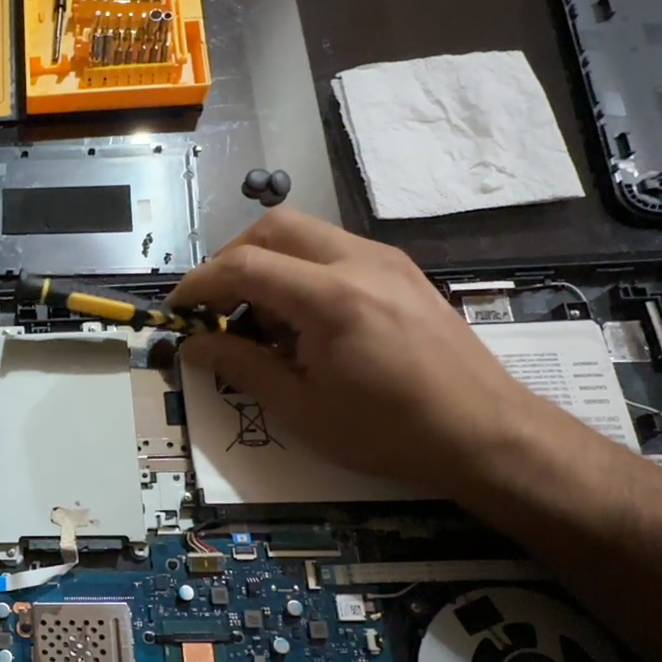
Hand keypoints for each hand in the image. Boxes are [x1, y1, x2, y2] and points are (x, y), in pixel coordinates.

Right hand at [170, 207, 563, 492]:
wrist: (485, 434)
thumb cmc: (386, 432)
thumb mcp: (299, 408)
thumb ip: (239, 365)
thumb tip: (192, 345)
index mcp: (331, 299)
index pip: (243, 266)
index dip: (198, 284)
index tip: (176, 311)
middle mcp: (359, 263)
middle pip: (273, 227)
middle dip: (229, 259)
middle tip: (213, 305)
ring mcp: (385, 262)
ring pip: (305, 233)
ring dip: (265, 262)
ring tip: (256, 319)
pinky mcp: (400, 273)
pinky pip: (333, 251)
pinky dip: (298, 270)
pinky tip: (298, 320)